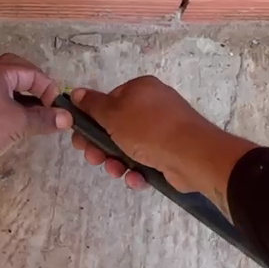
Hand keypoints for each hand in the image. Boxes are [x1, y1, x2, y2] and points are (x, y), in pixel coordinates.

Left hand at [0, 54, 71, 169]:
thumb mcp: (18, 124)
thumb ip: (43, 119)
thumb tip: (66, 118)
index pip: (30, 71)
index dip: (48, 87)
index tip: (57, 107)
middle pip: (16, 72)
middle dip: (35, 86)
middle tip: (47, 103)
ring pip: (4, 87)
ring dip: (22, 98)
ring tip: (35, 115)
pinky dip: (8, 107)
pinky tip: (16, 123)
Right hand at [68, 77, 256, 211]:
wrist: (192, 155)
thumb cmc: (148, 129)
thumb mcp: (113, 114)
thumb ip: (92, 105)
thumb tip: (77, 92)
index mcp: (140, 89)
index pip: (109, 101)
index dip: (93, 120)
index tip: (82, 138)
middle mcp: (153, 106)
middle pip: (117, 126)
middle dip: (102, 146)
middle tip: (94, 158)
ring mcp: (164, 129)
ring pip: (130, 146)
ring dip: (118, 161)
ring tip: (116, 171)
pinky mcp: (170, 151)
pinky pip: (147, 159)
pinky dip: (138, 170)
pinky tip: (136, 178)